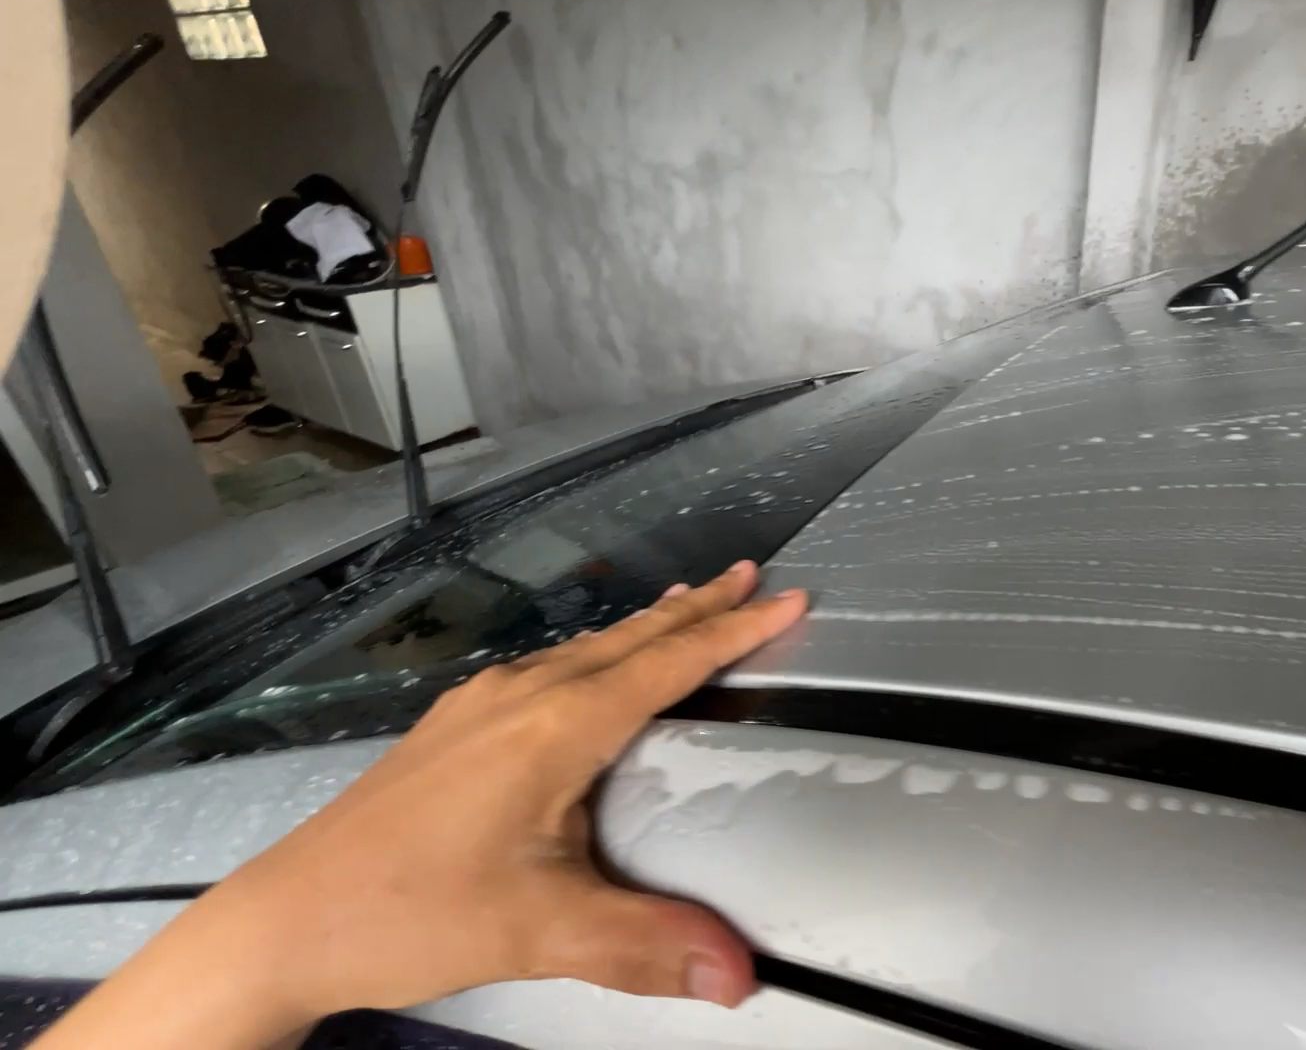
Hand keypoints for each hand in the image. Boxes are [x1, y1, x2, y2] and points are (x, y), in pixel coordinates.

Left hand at [32, 562, 806, 1049]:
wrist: (274, 923)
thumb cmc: (413, 914)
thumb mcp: (539, 933)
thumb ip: (645, 944)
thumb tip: (744, 976)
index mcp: (562, 723)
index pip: (673, 662)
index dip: (737, 629)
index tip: (788, 596)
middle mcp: (530, 691)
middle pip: (638, 634)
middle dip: (704, 603)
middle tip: (752, 573)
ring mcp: (488, 698)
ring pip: (596, 642)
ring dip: (655, 621)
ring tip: (694, 600)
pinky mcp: (461, 717)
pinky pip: (559, 659)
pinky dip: (608, 644)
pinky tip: (602, 656)